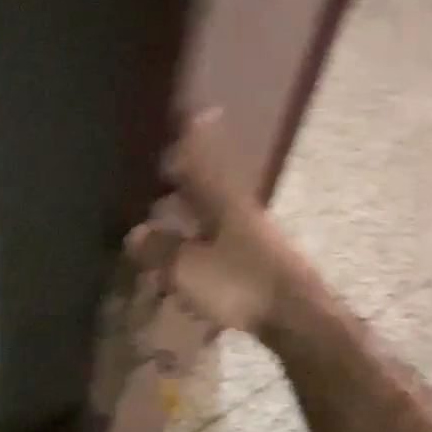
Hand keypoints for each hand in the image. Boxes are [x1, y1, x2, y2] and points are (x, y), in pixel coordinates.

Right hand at [125, 112, 317, 341]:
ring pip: (219, 219)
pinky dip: (206, 246)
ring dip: (197, 217)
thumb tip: (135, 233)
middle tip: (169, 173)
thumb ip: (160, 249)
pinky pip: (225, 247)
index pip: (204, 161)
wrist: (297, 318)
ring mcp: (256, 240)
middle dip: (191, 182)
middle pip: (213, 189)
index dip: (195, 141)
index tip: (195, 113)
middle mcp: (242, 213)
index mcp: (224, 202)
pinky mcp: (262, 267)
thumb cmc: (240, 284)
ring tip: (173, 223)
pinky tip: (196, 260)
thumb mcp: (189, 268)